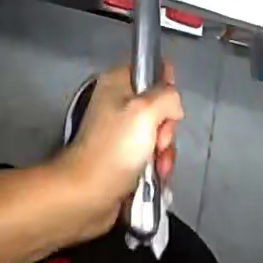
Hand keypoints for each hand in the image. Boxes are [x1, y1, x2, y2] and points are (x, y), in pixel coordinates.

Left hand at [48, 63, 182, 237]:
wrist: (88, 193)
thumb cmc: (116, 146)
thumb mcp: (145, 111)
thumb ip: (166, 96)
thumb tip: (173, 104)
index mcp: (117, 82)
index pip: (148, 68)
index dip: (165, 84)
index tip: (171, 106)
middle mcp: (118, 102)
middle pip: (159, 105)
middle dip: (167, 127)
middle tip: (160, 142)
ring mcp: (121, 131)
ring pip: (157, 132)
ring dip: (164, 151)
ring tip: (159, 168)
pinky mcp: (124, 156)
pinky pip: (150, 154)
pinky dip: (157, 165)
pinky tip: (157, 177)